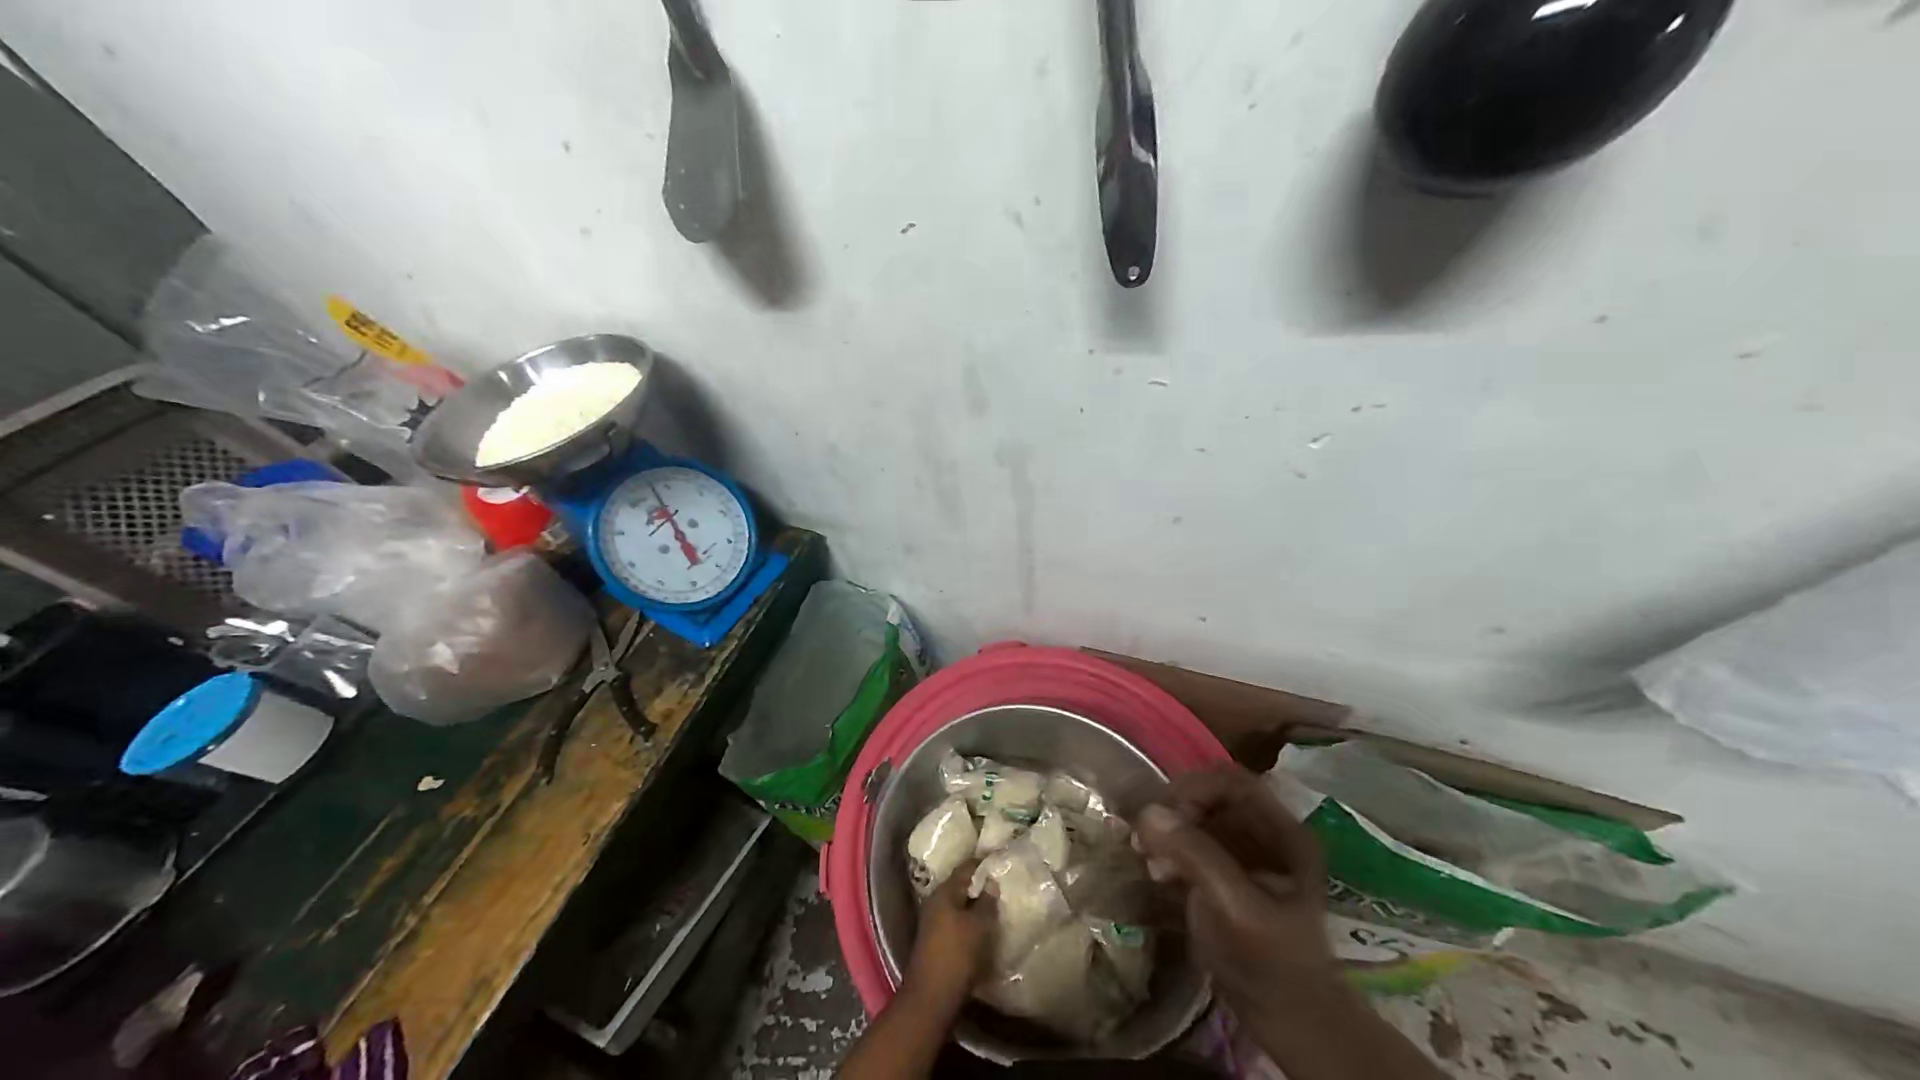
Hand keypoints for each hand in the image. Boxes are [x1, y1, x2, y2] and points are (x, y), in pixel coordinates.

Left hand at [903, 858, 996, 1010]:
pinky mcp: (935, 941)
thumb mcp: (978, 926)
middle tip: (1002, 885)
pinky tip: (983, 928)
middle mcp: (935, 902)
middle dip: (979, 886)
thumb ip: (986, 902)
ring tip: (996, 906)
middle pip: (960, 887)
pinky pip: (955, 922)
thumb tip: (990, 882)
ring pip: (958, 905)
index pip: (965, 868)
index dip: (983, 863)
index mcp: (944, 893)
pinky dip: (969, 921)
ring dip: (974, 905)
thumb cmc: (957, 954)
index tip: (1001, 861)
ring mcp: (933, 922)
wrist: (931, 996)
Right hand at [1133, 766, 1338, 1016]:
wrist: (1283, 1017)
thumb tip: (1148, 812)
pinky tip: (1155, 872)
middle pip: (1212, 796)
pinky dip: (1167, 849)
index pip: (1235, 783)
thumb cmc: (1270, 962)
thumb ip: (1197, 856)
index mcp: (1284, 834)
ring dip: (1167, 830)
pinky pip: (1189, 842)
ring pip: (1196, 817)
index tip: (1163, 813)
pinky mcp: (1222, 871)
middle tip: (1146, 836)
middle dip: (1175, 810)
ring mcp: (1243, 853)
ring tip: (1145, 857)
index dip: (1196, 787)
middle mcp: (1265, 834)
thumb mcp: (1236, 908)